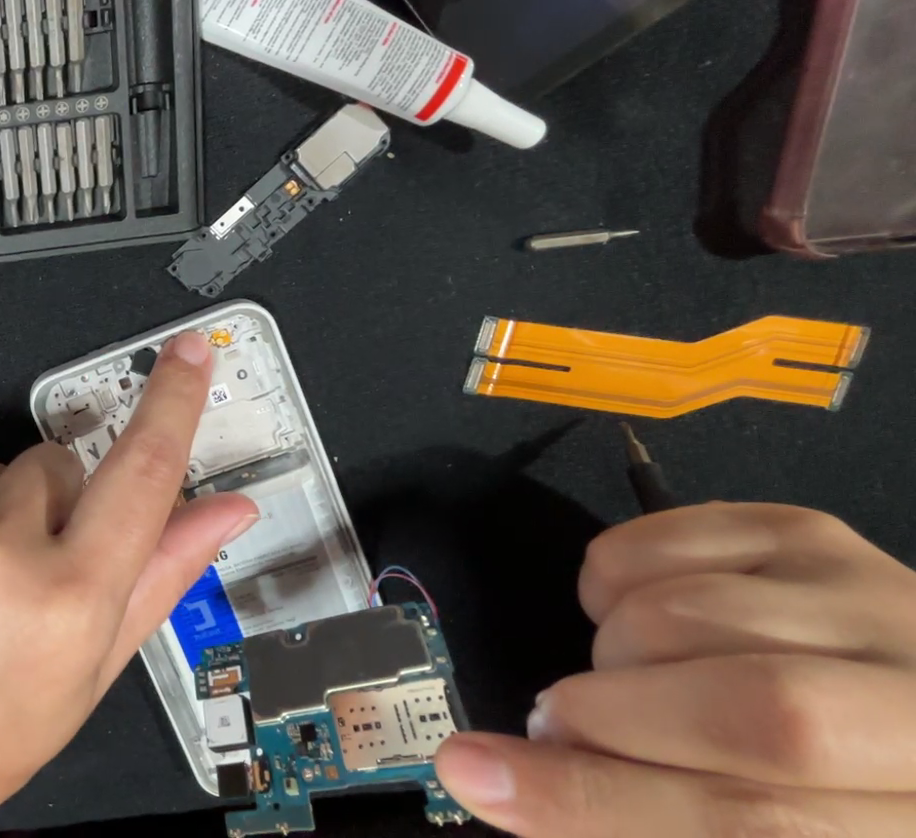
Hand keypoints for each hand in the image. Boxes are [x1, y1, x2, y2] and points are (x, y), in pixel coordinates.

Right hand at [436, 503, 915, 835]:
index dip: (592, 798)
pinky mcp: (809, 532)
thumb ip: (639, 813)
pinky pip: (651, 543)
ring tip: (632, 686)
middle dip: (605, 716)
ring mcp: (881, 600)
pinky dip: (604, 584)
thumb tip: (479, 772)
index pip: (753, 821)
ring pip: (683, 615)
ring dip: (611, 654)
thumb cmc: (827, 798)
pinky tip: (640, 619)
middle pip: (754, 708)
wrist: (909, 718)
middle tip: (553, 726)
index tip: (468, 772)